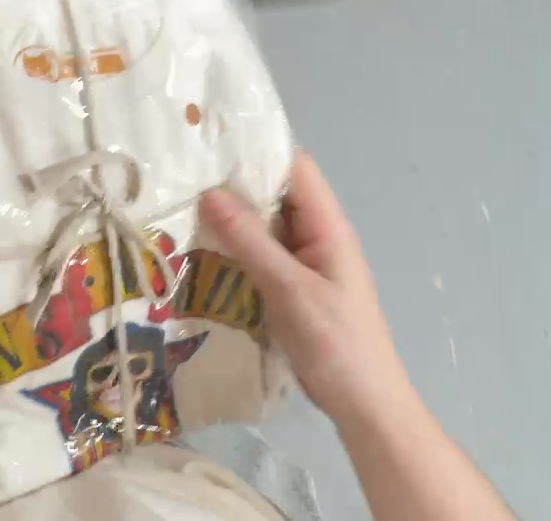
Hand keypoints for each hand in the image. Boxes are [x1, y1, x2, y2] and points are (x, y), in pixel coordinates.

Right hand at [201, 151, 415, 426]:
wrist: (367, 407)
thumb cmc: (336, 344)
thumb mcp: (289, 289)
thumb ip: (250, 241)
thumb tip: (210, 192)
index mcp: (327, 226)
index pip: (294, 166)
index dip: (259, 148)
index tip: (213, 142)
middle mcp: (317, 234)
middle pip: (276, 191)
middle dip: (236, 180)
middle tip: (186, 172)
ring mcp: (306, 259)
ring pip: (266, 221)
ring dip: (232, 213)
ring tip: (184, 202)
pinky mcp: (293, 283)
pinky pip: (262, 249)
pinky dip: (236, 243)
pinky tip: (203, 246)